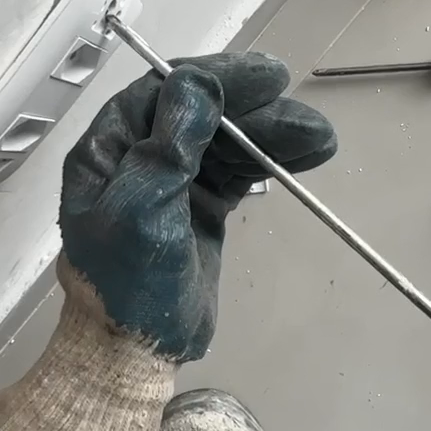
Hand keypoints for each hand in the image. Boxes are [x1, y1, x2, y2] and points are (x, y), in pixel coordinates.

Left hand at [60, 52, 336, 359]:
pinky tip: (305, 155)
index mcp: (110, 148)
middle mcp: (139, 154)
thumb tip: (200, 83)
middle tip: (304, 115)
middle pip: (202, 113)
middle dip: (254, 111)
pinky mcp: (200, 204)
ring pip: (225, 140)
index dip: (216, 79)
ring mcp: (172, 179)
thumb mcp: (142, 211)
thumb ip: (169, 145)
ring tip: (320, 139)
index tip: (265, 79)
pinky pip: (236, 169)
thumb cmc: (128, 284)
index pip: (164, 92)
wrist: (135, 351)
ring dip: (271, 135)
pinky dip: (268, 160)